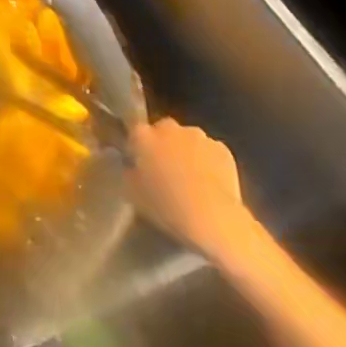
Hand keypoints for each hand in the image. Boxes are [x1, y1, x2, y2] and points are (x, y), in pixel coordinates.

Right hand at [127, 119, 247, 248]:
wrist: (212, 218)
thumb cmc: (166, 206)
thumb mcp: (132, 193)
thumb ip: (125, 171)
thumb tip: (122, 161)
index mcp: (143, 136)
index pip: (135, 131)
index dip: (137, 145)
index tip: (139, 162)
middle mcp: (169, 128)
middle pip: (163, 130)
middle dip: (163, 145)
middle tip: (165, 171)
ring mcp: (198, 136)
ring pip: (189, 140)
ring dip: (187, 152)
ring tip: (191, 180)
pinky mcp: (222, 149)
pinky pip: (210, 152)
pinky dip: (208, 162)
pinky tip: (210, 184)